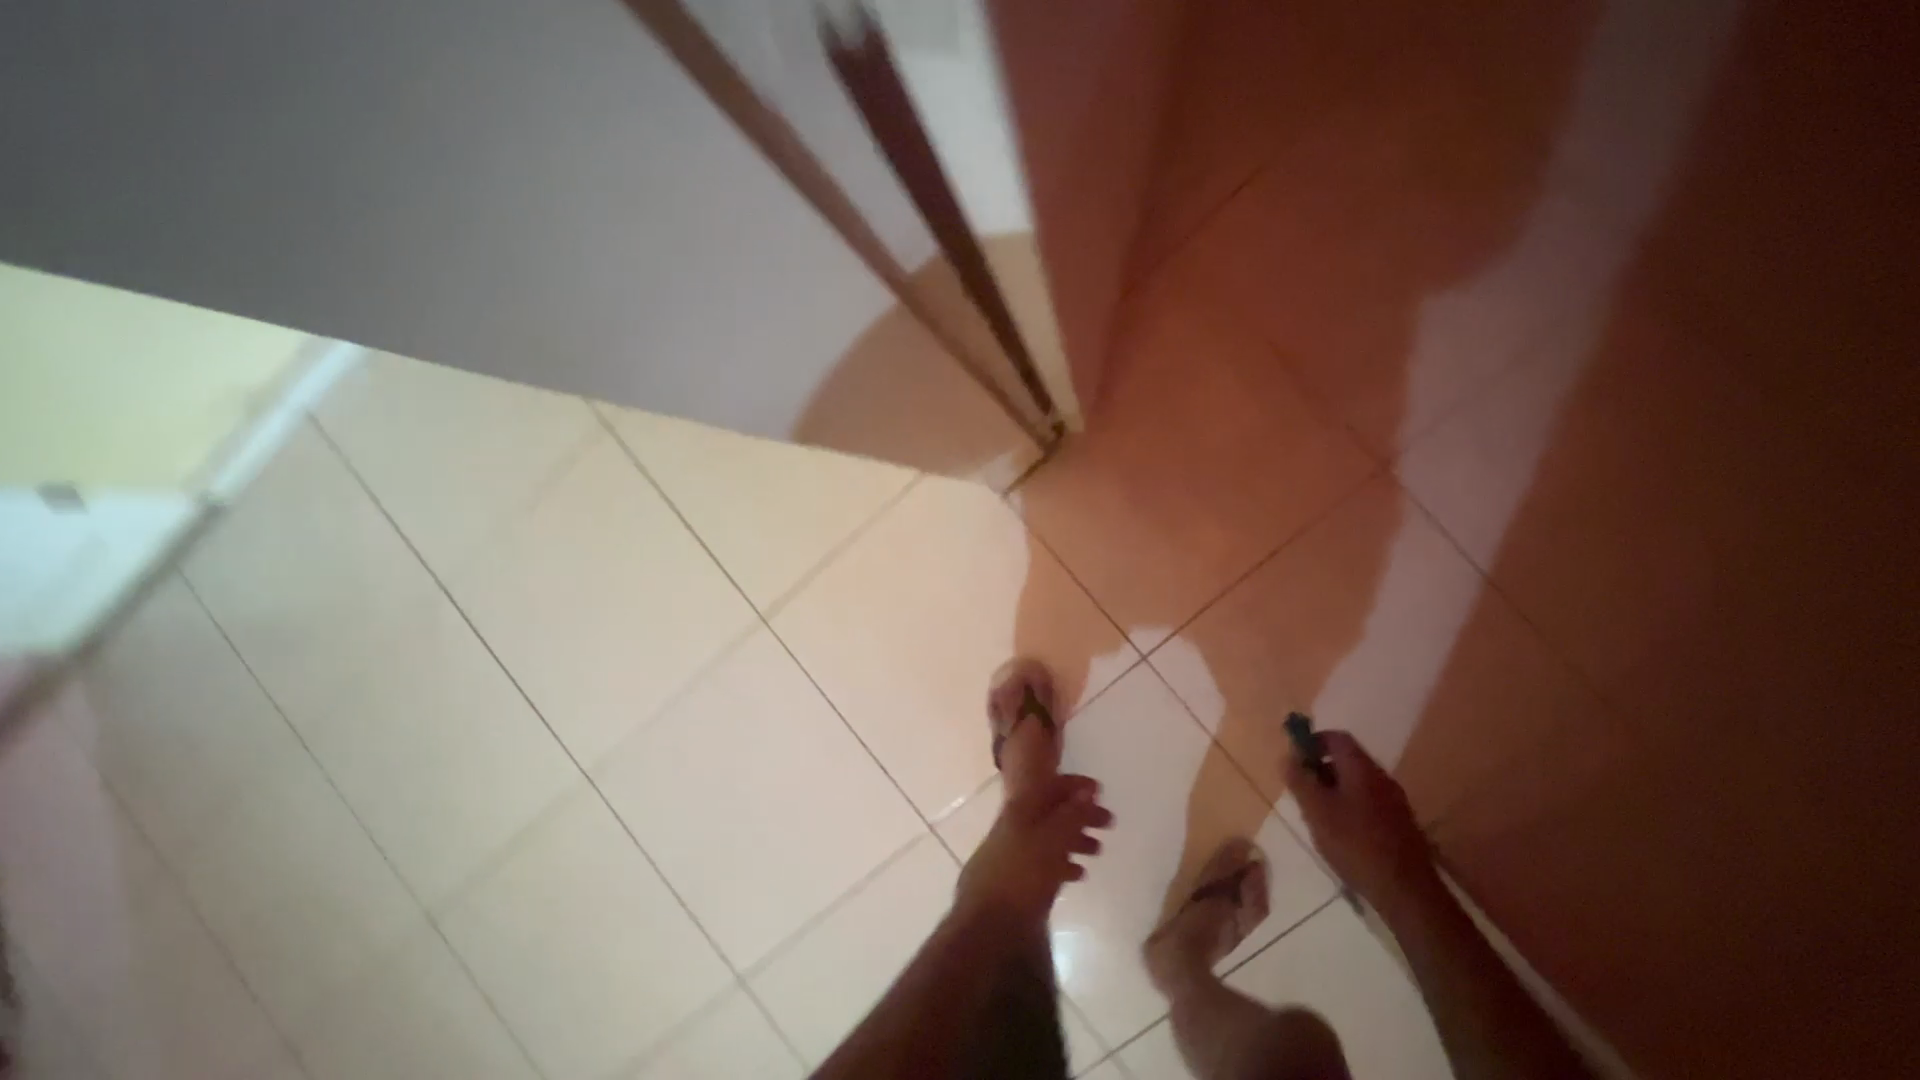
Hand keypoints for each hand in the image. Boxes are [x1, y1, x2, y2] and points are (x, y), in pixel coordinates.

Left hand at [956, 774, 1112, 922]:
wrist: (988, 924)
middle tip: (1109, 824)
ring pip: (1049, 838)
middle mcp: (1015, 827)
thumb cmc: (1022, 875)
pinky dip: (1062, 864)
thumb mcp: (1051, 841)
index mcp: (1020, 810)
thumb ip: (1070, 815)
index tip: (1101, 791)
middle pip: (1052, 813)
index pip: (1050, 786)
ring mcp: (1014, 854)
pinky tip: (1078, 874)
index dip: (1075, 785)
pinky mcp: (1016, 880)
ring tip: (1098, 851)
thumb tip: (1087, 790)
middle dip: (1081, 815)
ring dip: (1075, 839)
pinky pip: (1043, 863)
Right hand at [1288, 730, 1437, 904]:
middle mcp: (1382, 778)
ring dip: (1333, 791)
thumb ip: (1300, 781)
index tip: (1294, 760)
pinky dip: (1349, 807)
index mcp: (1362, 769)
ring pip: (1357, 783)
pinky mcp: (1400, 824)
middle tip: (1301, 792)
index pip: (1336, 738)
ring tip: (1316, 817)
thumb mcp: (1316, 811)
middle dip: (1320, 770)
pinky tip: (1340, 835)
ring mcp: (1395, 802)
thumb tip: (1288, 756)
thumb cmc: (1355, 844)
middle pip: (1347, 760)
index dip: (1313, 741)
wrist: (1406, 890)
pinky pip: (1368, 803)